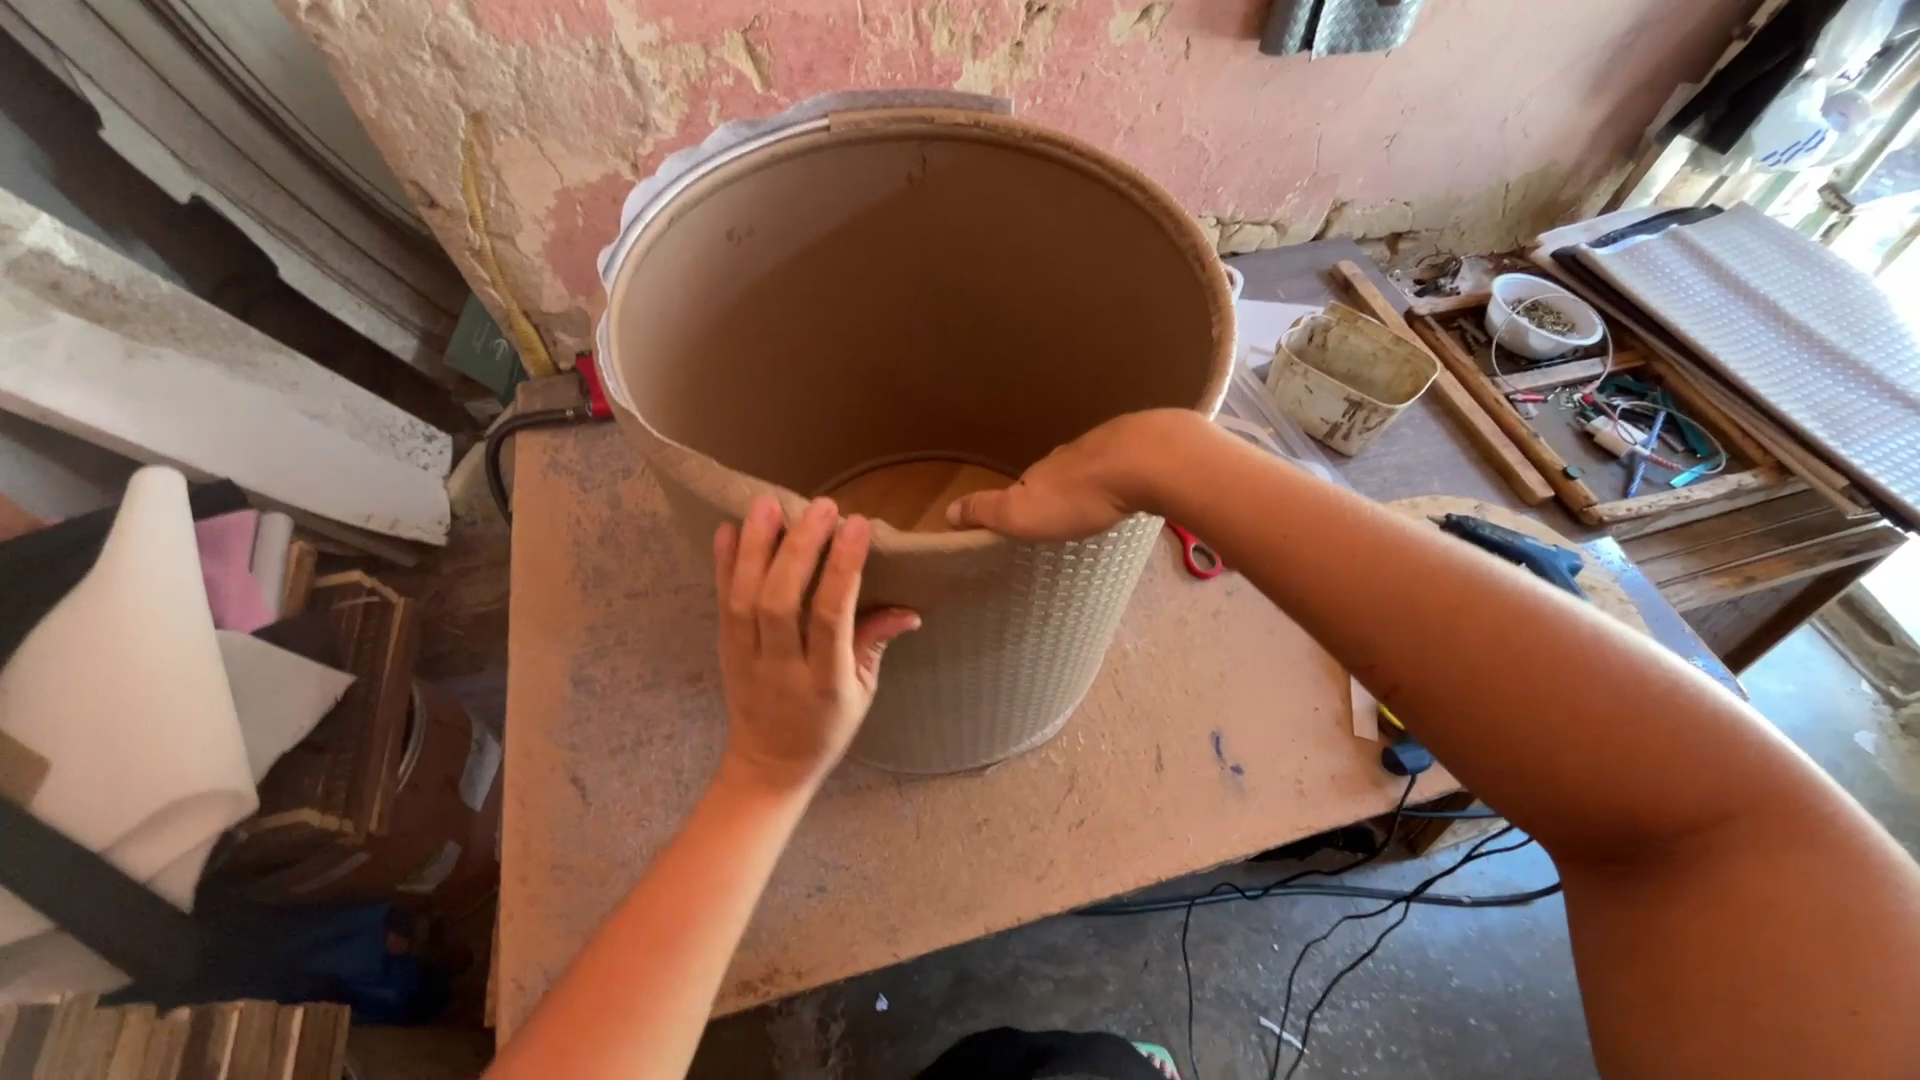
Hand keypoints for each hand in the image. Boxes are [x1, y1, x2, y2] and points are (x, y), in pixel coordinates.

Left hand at [713, 495, 919, 792]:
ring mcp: (745, 661)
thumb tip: (909, 610)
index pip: (831, 619)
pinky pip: (720, 606)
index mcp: (826, 682)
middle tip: (821, 507)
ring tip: (769, 503)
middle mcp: (781, 669)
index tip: (857, 527)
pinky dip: (723, 566)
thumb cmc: (825, 729)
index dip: (843, 570)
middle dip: (800, 550)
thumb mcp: (862, 694)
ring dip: (756, 548)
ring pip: (744, 600)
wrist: (767, 765)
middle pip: (781, 603)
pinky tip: (728, 529)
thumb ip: (875, 645)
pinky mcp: (723, 653)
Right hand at [945, 409, 1198, 540]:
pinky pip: (1124, 466)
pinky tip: (1129, 490)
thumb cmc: (1077, 496)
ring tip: (1095, 505)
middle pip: (1057, 476)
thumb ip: (985, 511)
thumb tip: (947, 511)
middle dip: (1056, 493)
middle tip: (1061, 518)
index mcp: (1040, 472)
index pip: (1022, 487)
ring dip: (1090, 484)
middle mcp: (1070, 455)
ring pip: (1091, 468)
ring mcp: (1108, 449)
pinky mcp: (1142, 451)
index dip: (1019, 503)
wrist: (1144, 462)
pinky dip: (1120, 478)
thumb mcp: (1020, 513)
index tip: (1021, 522)